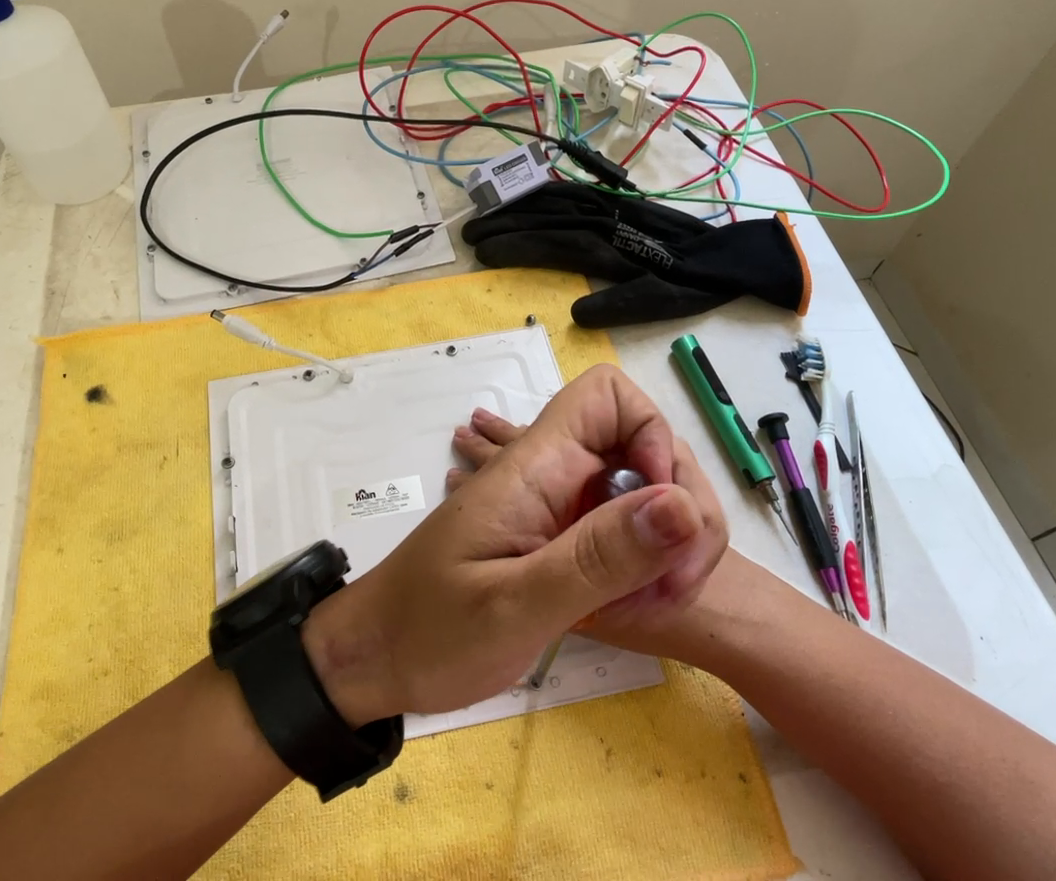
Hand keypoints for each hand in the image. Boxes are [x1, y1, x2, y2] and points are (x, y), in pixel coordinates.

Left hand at [301, 365, 728, 723]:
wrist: (372, 661)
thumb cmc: (428, 635)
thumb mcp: (516, 605)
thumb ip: (598, 557)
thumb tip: (682, 504)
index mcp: (532, 468)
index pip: (606, 395)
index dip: (648, 431)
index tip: (662, 505)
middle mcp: (546, 476)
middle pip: (634, 446)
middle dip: (672, 503)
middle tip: (671, 582)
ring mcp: (549, 508)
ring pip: (631, 492)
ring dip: (661, 540)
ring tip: (655, 601)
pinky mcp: (550, 541)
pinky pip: (613, 530)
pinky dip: (638, 561)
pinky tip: (633, 604)